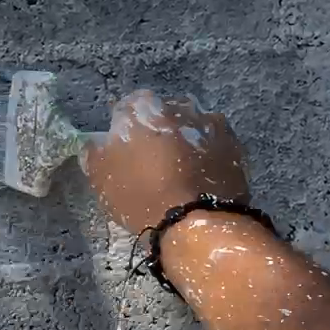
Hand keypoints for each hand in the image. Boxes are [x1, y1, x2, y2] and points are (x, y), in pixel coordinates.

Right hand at [81, 89, 250, 233]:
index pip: (128, 107)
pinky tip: (198, 182)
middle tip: (150, 164)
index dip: (123, 130)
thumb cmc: (140, 194)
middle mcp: (181, 106)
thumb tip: (96, 142)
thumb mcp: (100, 176)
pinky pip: (213, 148)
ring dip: (183, 145)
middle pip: (163, 116)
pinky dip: (205, 159)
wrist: (196, 223)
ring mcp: (212, 124)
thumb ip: (94, 152)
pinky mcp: (236, 147)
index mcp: (144, 107)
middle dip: (157, 133)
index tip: (123, 152)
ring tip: (177, 176)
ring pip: (191, 130)